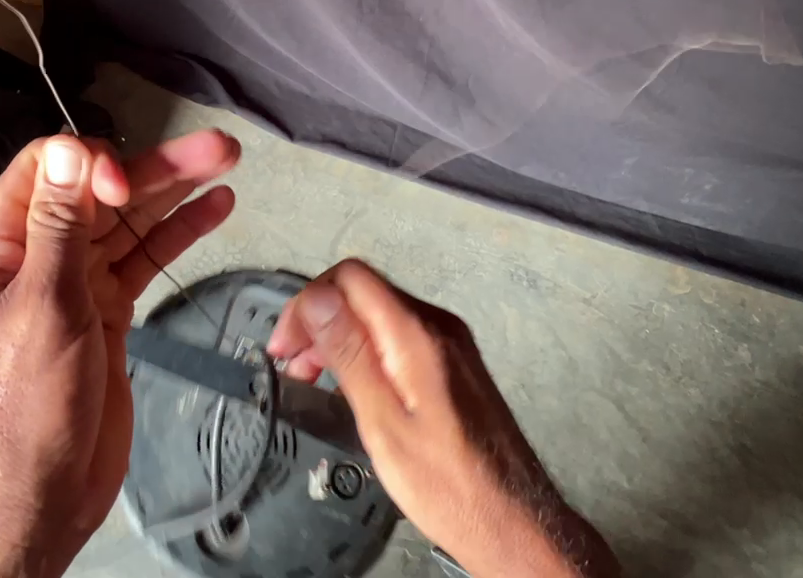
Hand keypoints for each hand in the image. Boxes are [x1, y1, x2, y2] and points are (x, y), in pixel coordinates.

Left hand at [0, 130, 240, 577]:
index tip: (124, 185)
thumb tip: (71, 147)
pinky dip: (177, 233)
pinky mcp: (107, 307)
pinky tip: (214, 209)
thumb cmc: (23, 405)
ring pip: (129, 221)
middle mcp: (38, 251)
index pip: (49, 169)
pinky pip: (144, 258)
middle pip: (102, 191)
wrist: (35, 496)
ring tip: (227, 162)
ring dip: (177, 192)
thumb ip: (59, 224)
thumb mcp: (42, 306)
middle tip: (218, 148)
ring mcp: (76, 280)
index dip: (92, 162)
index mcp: (1, 242)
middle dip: (157, 168)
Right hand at [268, 260, 619, 577]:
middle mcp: (435, 324)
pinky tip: (350, 380)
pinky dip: (363, 346)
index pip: (349, 278)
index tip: (286, 346)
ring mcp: (447, 341)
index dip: (308, 302)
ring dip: (336, 334)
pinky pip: (395, 332)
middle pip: (361, 290)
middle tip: (292, 364)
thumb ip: (349, 354)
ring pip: (376, 311)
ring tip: (311, 375)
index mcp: (417, 334)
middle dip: (318, 318)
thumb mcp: (383, 423)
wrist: (516, 523)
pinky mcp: (451, 360)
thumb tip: (316, 298)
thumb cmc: (448, 485)